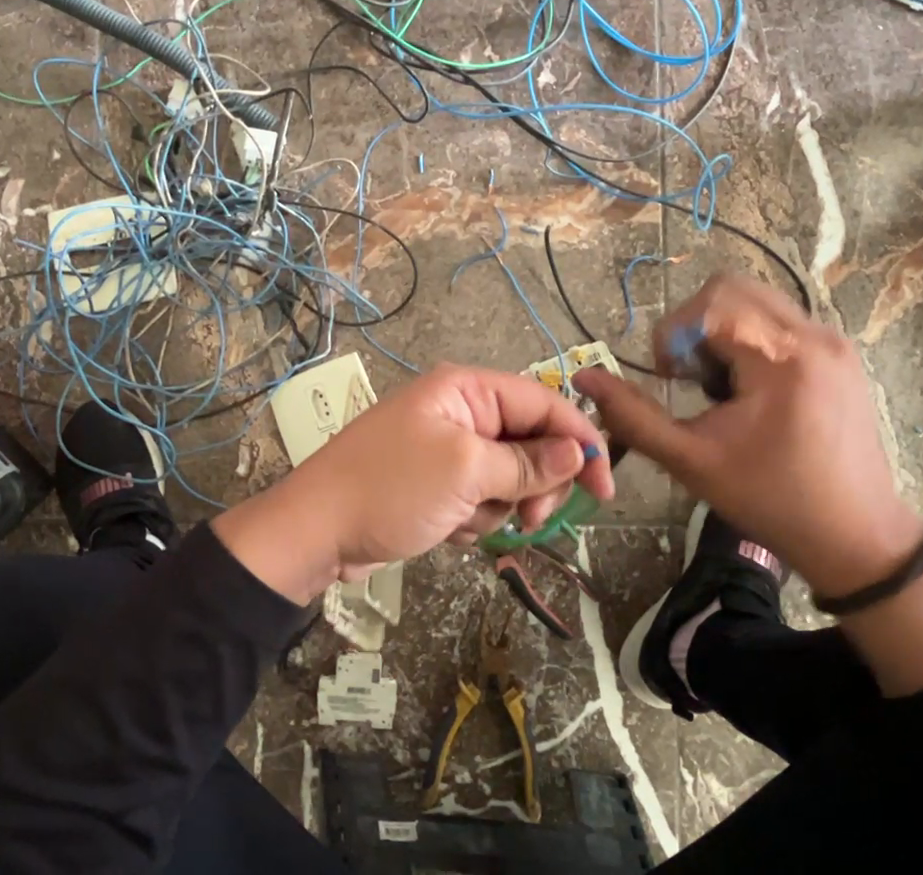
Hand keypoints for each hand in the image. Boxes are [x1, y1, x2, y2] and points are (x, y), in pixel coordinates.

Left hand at [214, 364, 615, 602]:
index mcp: (465, 390)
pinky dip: (474, 518)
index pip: (543, 404)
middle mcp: (459, 412)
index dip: (580, 442)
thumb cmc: (391, 489)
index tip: (604, 490)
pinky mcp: (436, 486)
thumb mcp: (466, 471)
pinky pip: (480, 499)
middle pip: (530, 443)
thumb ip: (527, 463)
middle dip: (534, 484)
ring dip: (499, 506)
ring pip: (509, 478)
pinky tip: (447, 529)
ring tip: (466, 519)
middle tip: (530, 517)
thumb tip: (576, 452)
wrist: (318, 531)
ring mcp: (446, 451)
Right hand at [573, 275, 922, 597]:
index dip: (675, 334)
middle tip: (691, 379)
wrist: (855, 537)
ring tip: (719, 389)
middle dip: (696, 327)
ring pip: (756, 303)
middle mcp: (815, 335)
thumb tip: (583, 377)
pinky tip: (749, 393)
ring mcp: (834, 342)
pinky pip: (779, 323)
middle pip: (733, 289)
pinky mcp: (840, 356)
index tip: (672, 380)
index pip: (711, 302)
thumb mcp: (690, 460)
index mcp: (783, 357)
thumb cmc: (770, 499)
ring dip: (722, 334)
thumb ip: (631, 415)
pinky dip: (749, 343)